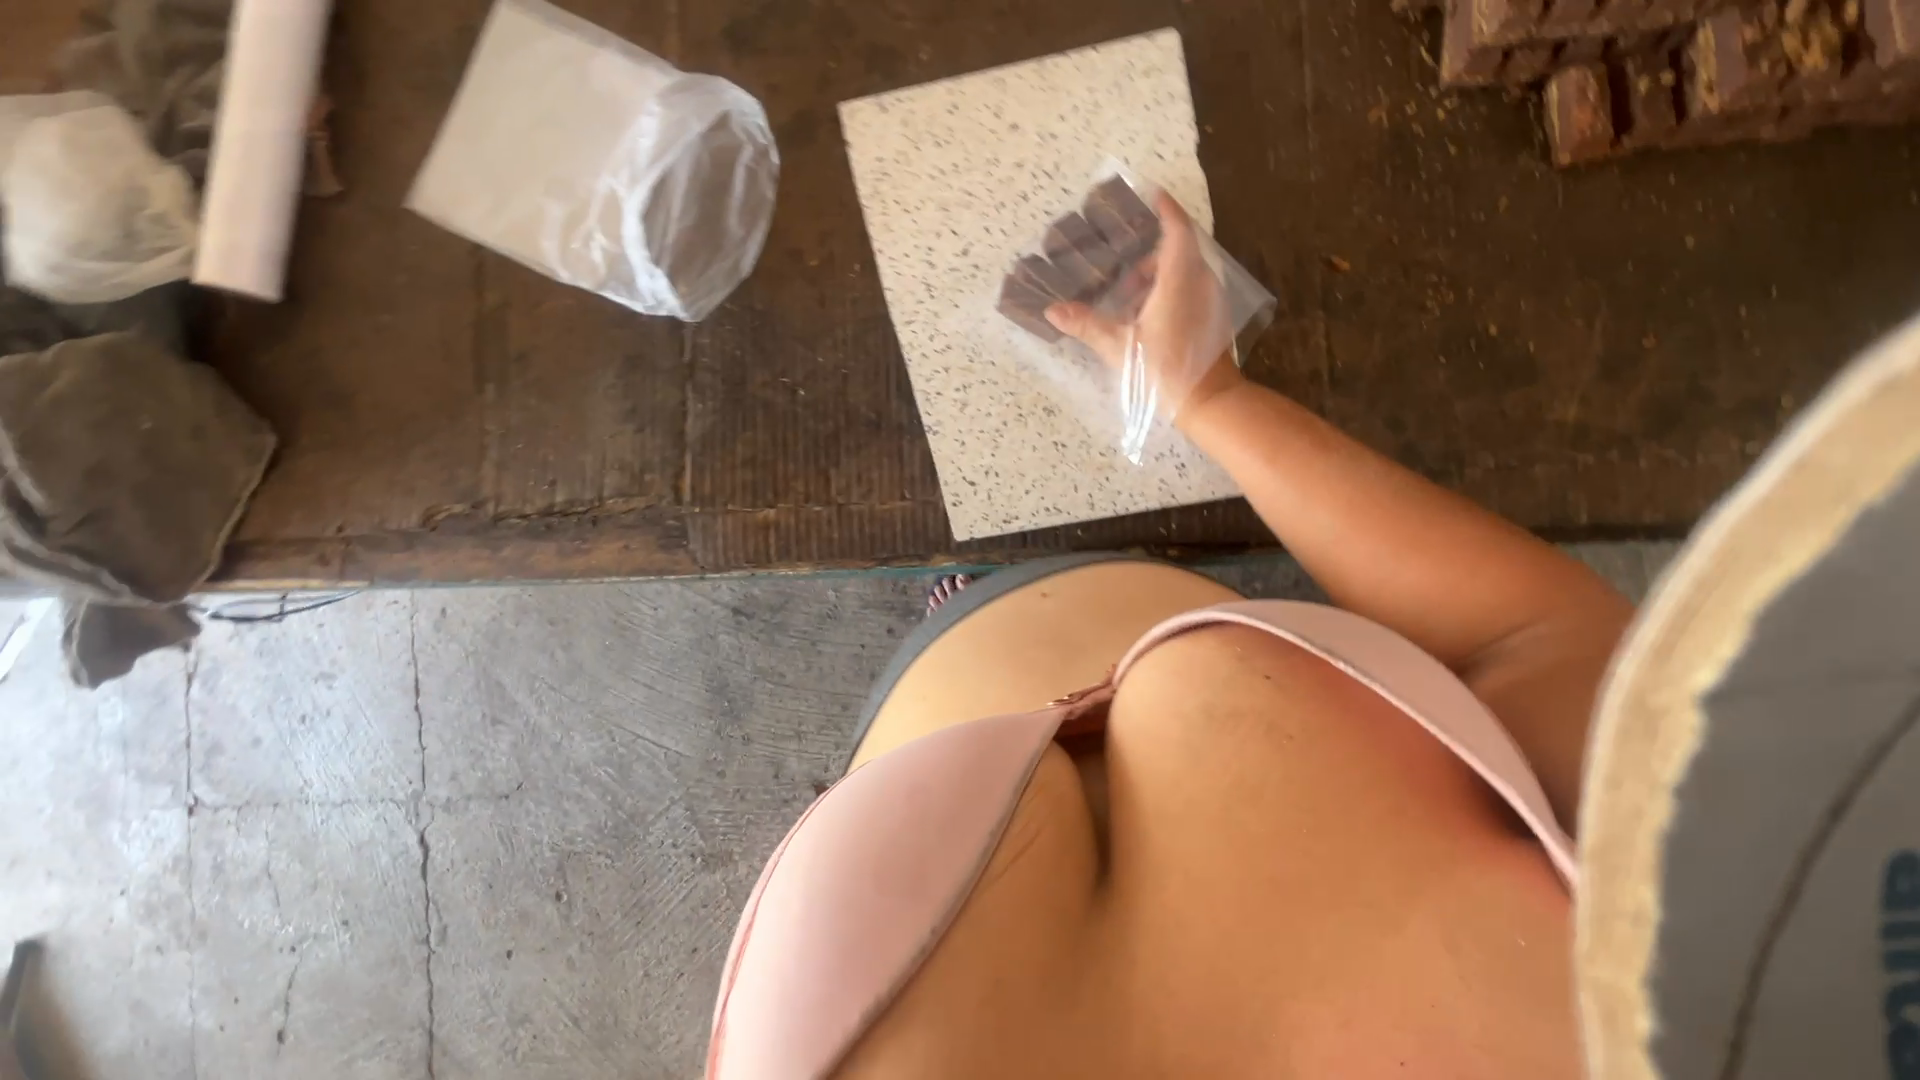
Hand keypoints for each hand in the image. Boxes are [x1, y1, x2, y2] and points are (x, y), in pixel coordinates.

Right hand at [1044, 193, 1245, 428]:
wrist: (1208, 401)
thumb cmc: (1164, 370)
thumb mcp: (1119, 348)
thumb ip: (1087, 325)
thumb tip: (1053, 311)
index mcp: (1179, 279)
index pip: (1176, 230)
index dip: (1166, 209)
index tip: (1153, 194)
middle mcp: (1201, 282)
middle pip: (1178, 251)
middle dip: (1149, 255)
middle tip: (1122, 272)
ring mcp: (1211, 300)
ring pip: (1184, 272)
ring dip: (1157, 278)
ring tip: (1129, 303)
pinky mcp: (1213, 317)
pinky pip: (1190, 289)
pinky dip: (1168, 292)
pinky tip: (1146, 320)